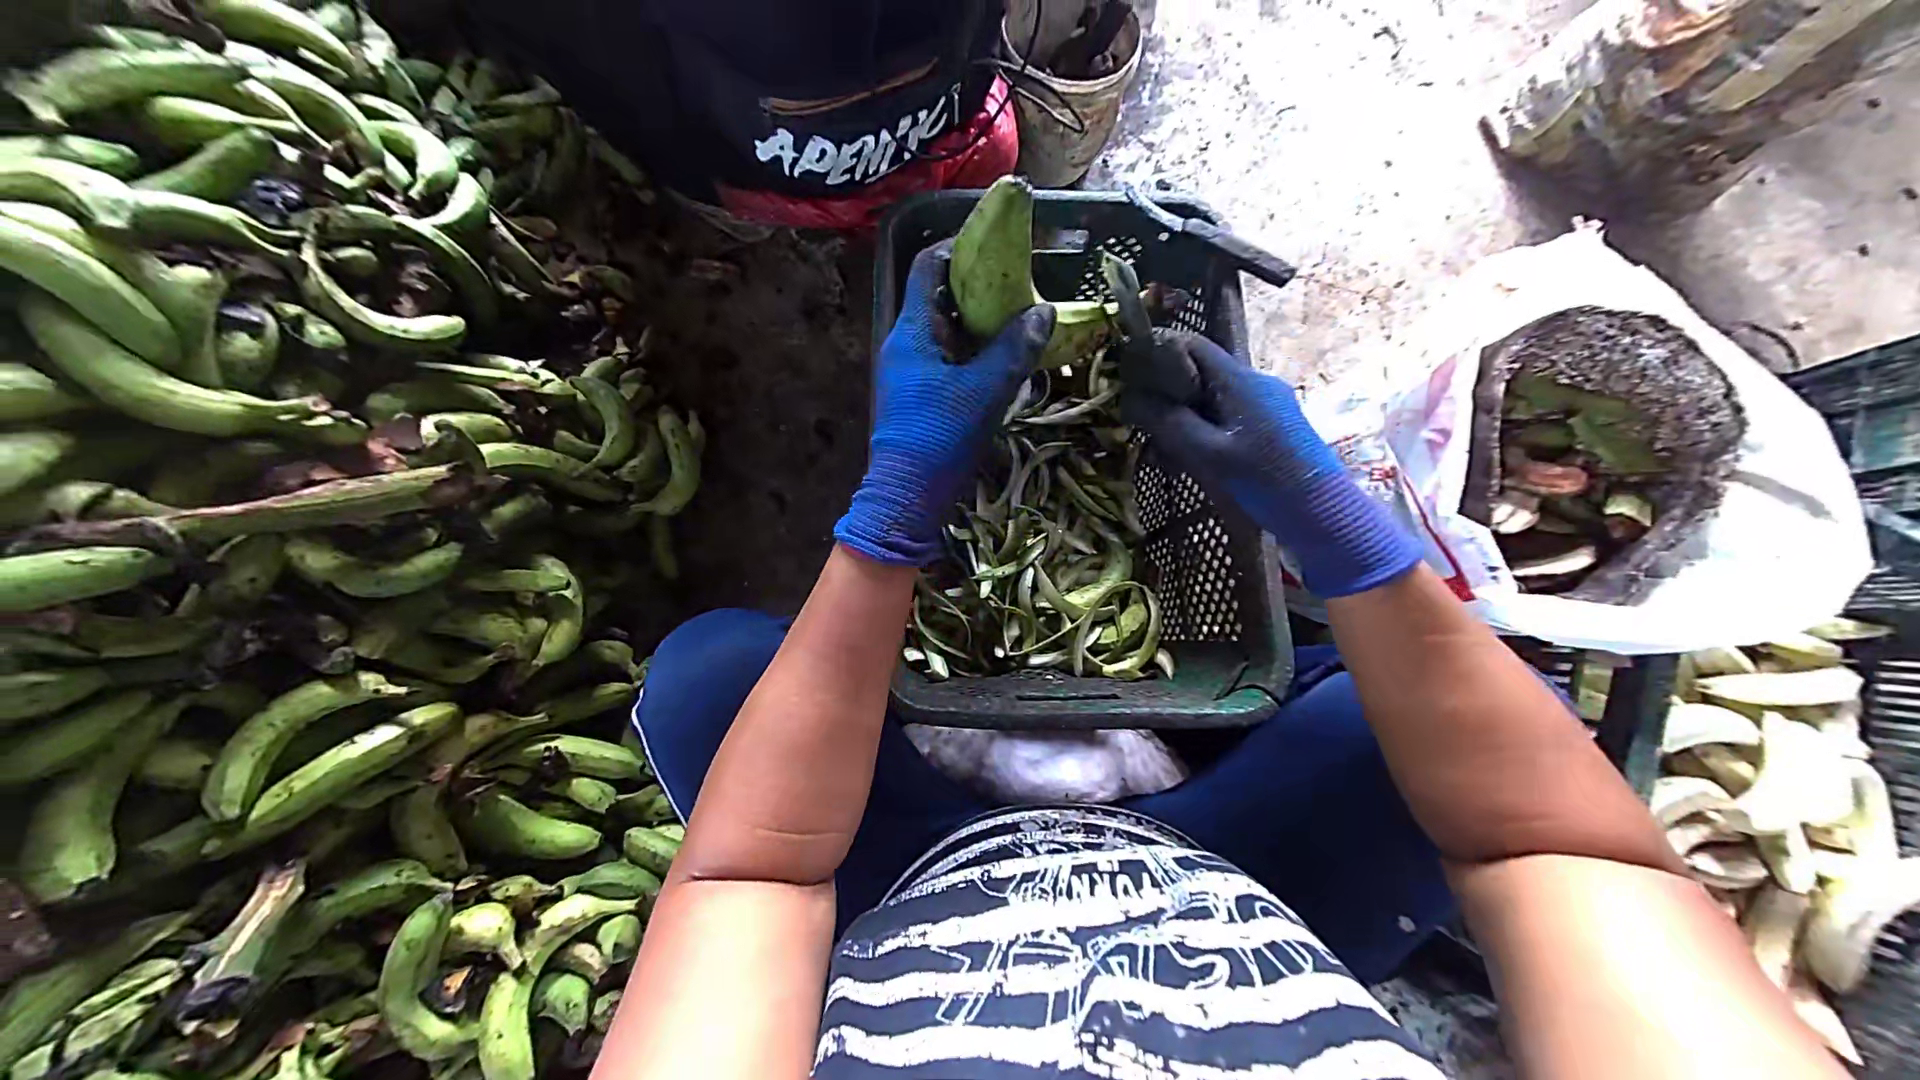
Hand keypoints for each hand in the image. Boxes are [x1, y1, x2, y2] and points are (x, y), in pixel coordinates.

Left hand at [835, 241, 1054, 566]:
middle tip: (1020, 287)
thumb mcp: (984, 392)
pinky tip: (1004, 359)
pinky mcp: (919, 395)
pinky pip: (949, 359)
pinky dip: (974, 352)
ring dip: (980, 323)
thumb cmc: (939, 439)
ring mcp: (910, 371)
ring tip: (1019, 320)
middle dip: (979, 288)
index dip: (959, 247)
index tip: (996, 245)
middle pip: (939, 297)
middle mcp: (905, 344)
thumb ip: (1014, 349)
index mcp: (911, 332)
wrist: (906, 498)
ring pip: (947, 331)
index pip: (927, 266)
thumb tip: (1043, 312)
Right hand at [1122, 330, 1421, 596]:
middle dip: (1168, 387)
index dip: (1158, 351)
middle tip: (1142, 413)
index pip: (1192, 345)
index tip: (1130, 372)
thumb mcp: (1209, 454)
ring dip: (1186, 409)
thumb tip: (1131, 398)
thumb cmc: (1265, 480)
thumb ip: (1170, 422)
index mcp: (1240, 382)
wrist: (1320, 511)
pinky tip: (1195, 450)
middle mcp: (1255, 382)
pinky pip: (1228, 411)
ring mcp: (1267, 402)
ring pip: (1213, 393)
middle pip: (1201, 370)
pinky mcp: (1272, 423)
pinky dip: (1205, 423)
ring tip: (1164, 438)